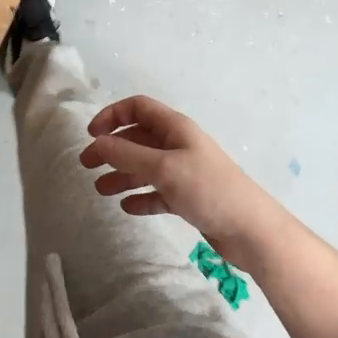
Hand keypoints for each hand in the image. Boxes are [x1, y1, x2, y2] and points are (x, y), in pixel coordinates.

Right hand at [80, 95, 288, 269]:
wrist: (251, 229)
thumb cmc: (207, 188)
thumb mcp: (163, 168)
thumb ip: (128, 154)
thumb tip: (97, 142)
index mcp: (175, 128)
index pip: (138, 108)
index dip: (112, 116)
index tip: (92, 134)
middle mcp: (178, 145)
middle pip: (138, 138)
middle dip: (112, 148)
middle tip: (86, 164)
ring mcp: (184, 171)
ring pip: (145, 166)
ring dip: (122, 174)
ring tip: (100, 190)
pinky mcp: (189, 197)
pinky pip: (158, 192)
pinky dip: (141, 196)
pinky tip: (127, 207)